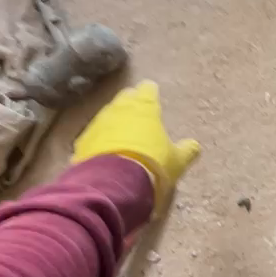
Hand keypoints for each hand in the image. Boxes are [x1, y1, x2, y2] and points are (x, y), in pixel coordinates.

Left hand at [72, 81, 200, 221]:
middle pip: (124, 98)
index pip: (148, 90)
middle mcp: (119, 111)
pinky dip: (99, 137)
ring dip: (114, 118)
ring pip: (106, 114)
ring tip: (120, 127)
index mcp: (145, 109)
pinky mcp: (82, 143)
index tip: (152, 91)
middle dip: (130, 100)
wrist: (113, 186)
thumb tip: (194, 145)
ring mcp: (98, 126)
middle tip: (136, 106)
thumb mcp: (177, 161)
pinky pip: (93, 135)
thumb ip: (186, 150)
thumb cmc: (152, 166)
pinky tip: (102, 146)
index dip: (150, 91)